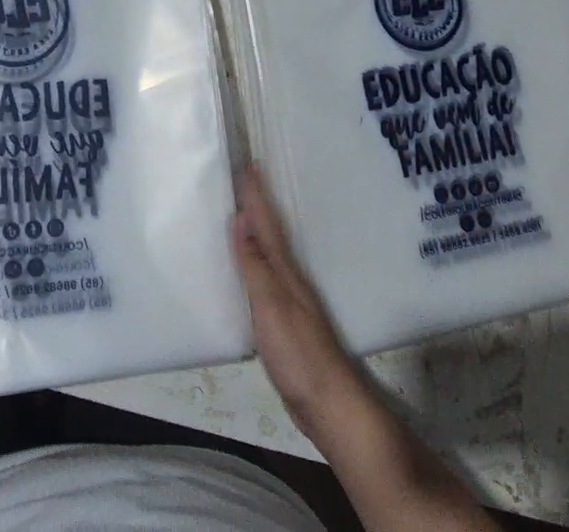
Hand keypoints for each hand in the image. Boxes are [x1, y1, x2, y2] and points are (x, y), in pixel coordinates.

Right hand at [229, 163, 369, 442]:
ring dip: (255, 231)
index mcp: (286, 273)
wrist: (329, 405)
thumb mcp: (272, 307)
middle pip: (270, 234)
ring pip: (268, 255)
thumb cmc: (299, 354)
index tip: (248, 162)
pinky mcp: (284, 323)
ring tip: (239, 211)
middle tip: (243, 176)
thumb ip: (255, 265)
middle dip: (257, 205)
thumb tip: (240, 218)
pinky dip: (252, 263)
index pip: (267, 226)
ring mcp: (289, 301)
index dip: (257, 196)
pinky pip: (264, 278)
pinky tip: (244, 267)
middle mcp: (290, 280)